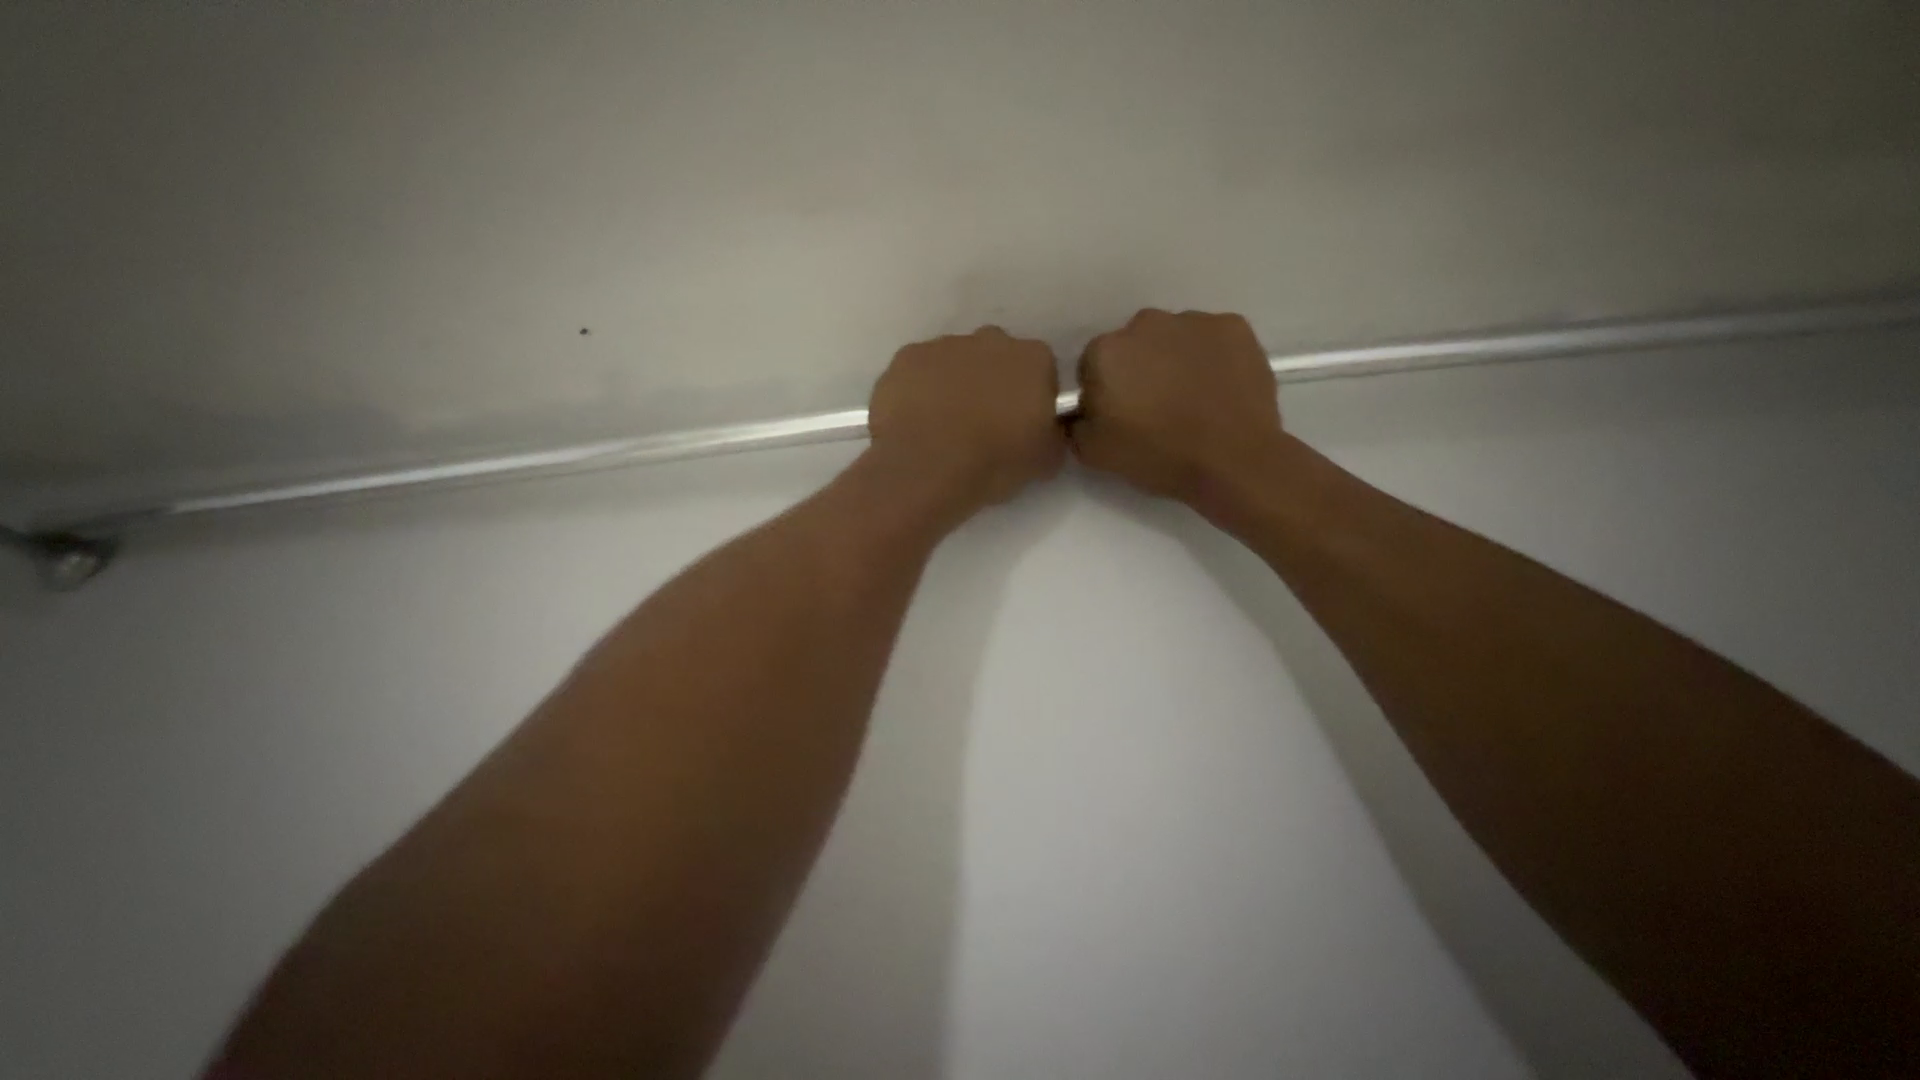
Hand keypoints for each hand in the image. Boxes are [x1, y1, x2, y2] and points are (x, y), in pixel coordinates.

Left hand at [868, 326, 1065, 513]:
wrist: (929, 468)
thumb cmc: (996, 462)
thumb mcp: (1045, 460)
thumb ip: (1052, 434)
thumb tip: (1046, 430)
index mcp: (1033, 359)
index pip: (1041, 371)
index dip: (1032, 398)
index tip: (1022, 424)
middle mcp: (990, 339)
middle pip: (996, 358)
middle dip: (991, 383)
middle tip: (982, 424)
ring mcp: (944, 345)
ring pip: (953, 362)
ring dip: (953, 385)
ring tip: (943, 428)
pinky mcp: (905, 358)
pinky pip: (917, 372)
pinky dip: (918, 391)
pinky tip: (916, 423)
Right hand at [1071, 308, 1281, 503]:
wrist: (1234, 461)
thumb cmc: (1159, 456)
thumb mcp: (1095, 454)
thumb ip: (1076, 424)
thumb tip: (1081, 411)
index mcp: (1106, 352)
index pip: (1093, 366)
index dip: (1106, 392)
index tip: (1122, 415)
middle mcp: (1146, 323)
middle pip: (1134, 345)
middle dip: (1141, 369)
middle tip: (1158, 407)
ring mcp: (1194, 321)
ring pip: (1175, 338)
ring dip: (1177, 360)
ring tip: (1194, 399)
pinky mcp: (1234, 326)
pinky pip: (1213, 340)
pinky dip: (1213, 358)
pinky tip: (1221, 389)